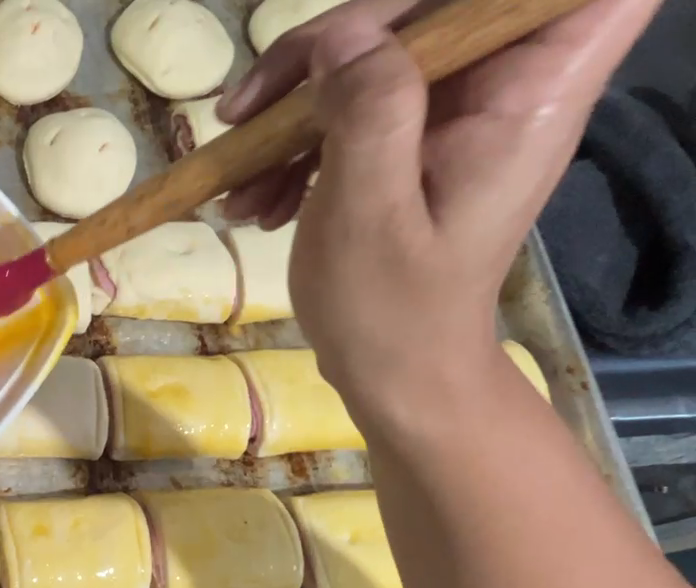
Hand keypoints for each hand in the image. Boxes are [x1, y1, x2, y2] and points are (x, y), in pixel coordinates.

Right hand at [217, 0, 659, 413]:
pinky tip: (256, 200)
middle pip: (439, 14)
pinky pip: (353, 111)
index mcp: (531, 95)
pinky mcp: (412, 144)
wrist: (391, 369)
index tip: (403, 19)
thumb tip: (341, 35)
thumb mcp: (367, 214)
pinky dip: (294, 149)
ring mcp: (456, 117)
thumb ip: (368, 114)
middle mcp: (507, 89)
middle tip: (249, 103)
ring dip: (294, 109)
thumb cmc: (389, 307)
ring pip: (379, 59)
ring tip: (238, 177)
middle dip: (335, 46)